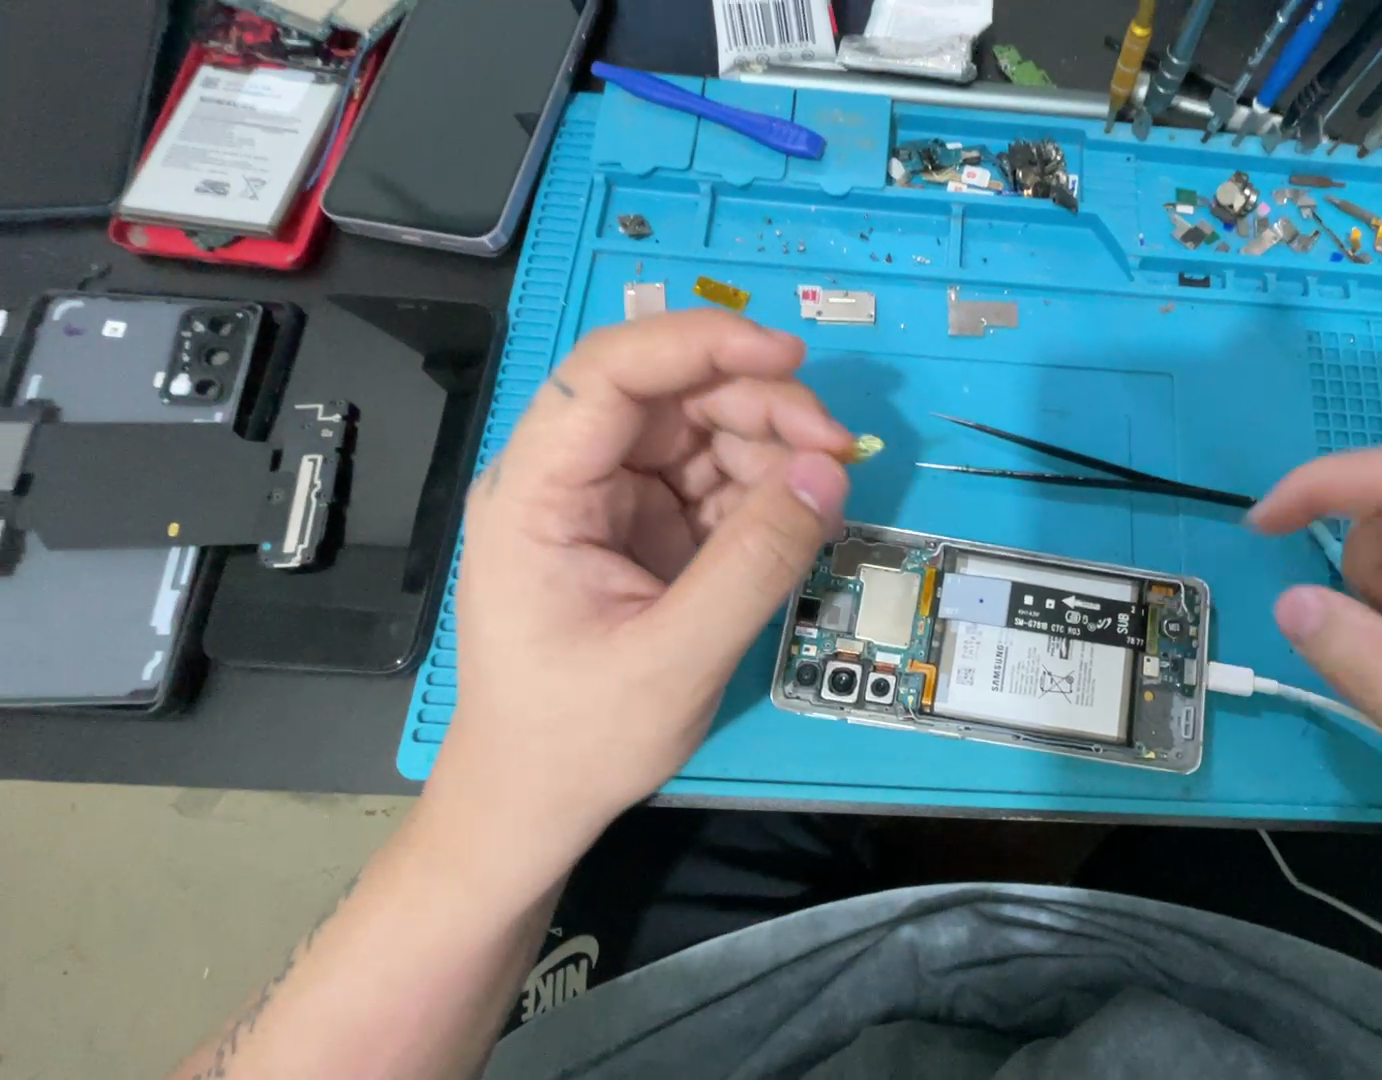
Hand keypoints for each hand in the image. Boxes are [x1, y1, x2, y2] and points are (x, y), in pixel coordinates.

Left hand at [422, 312, 852, 892]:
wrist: (541, 799)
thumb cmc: (580, 737)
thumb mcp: (677, 659)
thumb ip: (756, 564)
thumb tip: (831, 474)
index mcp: (541, 491)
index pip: (612, 374)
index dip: (701, 343)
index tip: (790, 357)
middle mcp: (576, 478)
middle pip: (674, 395)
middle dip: (761, 406)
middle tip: (837, 449)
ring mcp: (618, 501)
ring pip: (707, 432)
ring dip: (776, 448)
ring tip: (826, 492)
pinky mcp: (655, 528)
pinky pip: (723, 483)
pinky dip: (771, 491)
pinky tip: (803, 517)